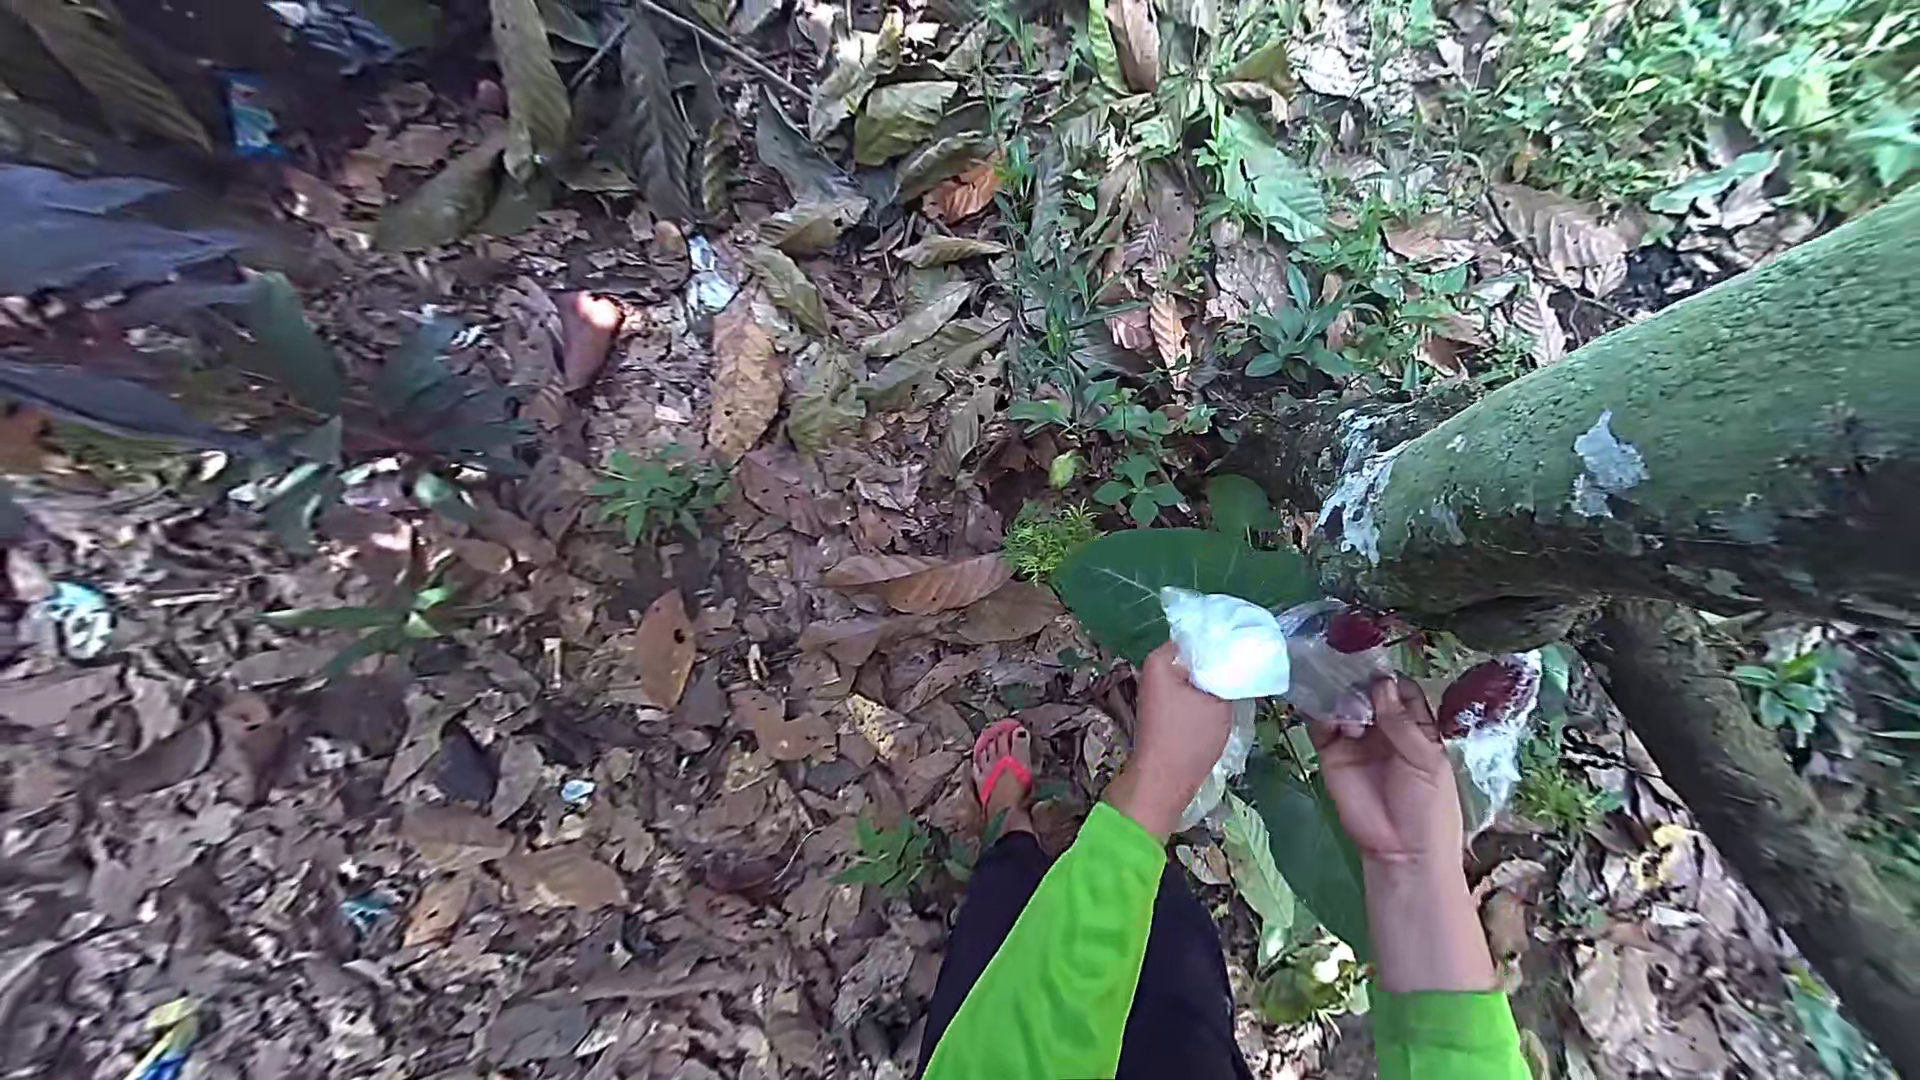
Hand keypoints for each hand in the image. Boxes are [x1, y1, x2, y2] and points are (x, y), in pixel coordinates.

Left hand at [1104, 642, 1233, 839]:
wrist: (1165, 780)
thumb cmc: (1188, 737)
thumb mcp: (1218, 701)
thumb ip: (1229, 674)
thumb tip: (1241, 658)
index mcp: (1161, 660)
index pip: (1196, 636)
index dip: (1223, 637)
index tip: (1250, 639)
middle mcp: (1156, 669)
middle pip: (1196, 655)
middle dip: (1222, 657)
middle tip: (1254, 657)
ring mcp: (1160, 689)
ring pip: (1196, 673)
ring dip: (1218, 676)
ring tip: (1248, 675)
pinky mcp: (1167, 707)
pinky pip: (1192, 689)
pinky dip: (1209, 691)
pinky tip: (1232, 695)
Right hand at [1312, 675, 1461, 867]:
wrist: (1401, 849)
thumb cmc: (1428, 808)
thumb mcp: (1427, 762)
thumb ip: (1402, 723)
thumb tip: (1381, 683)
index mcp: (1415, 730)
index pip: (1402, 693)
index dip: (1390, 679)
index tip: (1376, 666)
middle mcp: (1382, 729)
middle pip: (1367, 694)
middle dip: (1358, 682)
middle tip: (1348, 671)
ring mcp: (1354, 739)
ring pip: (1342, 705)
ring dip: (1338, 695)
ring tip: (1337, 694)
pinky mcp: (1330, 750)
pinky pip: (1320, 724)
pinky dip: (1318, 712)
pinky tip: (1322, 709)